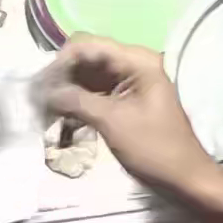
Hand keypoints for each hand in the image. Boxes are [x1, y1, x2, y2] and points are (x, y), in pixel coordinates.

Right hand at [42, 35, 222, 222]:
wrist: (184, 178)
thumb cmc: (154, 149)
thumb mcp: (113, 122)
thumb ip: (76, 101)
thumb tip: (42, 90)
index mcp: (137, 60)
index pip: (88, 45)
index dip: (61, 61)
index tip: (40, 86)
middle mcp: (133, 64)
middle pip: (87, 58)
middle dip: (61, 75)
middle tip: (37, 99)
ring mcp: (130, 82)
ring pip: (88, 75)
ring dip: (67, 89)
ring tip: (43, 108)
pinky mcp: (125, 100)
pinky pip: (95, 92)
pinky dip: (78, 100)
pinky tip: (59, 114)